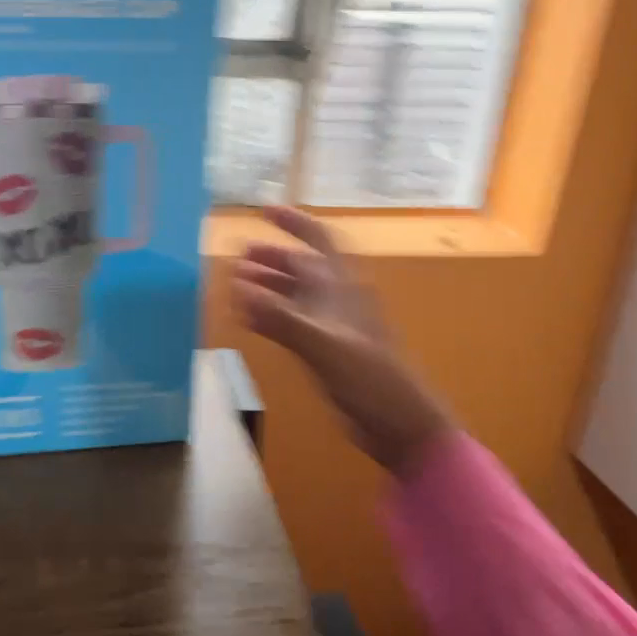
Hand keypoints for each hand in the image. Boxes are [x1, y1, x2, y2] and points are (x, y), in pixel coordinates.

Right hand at [230, 206, 453, 472]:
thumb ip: (280, 318)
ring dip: (268, 287)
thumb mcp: (324, 345)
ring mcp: (334, 326)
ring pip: (296, 295)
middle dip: (272, 259)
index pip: (320, 240)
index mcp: (345, 287)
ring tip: (236, 286)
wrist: (400, 424)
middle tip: (238, 258)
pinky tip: (249, 320)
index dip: (295, 222)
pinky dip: (271, 316)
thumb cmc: (370, 379)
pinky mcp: (327, 351)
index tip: (264, 211)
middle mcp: (339, 299)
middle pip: (303, 267)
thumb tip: (238, 289)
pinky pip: (293, 323)